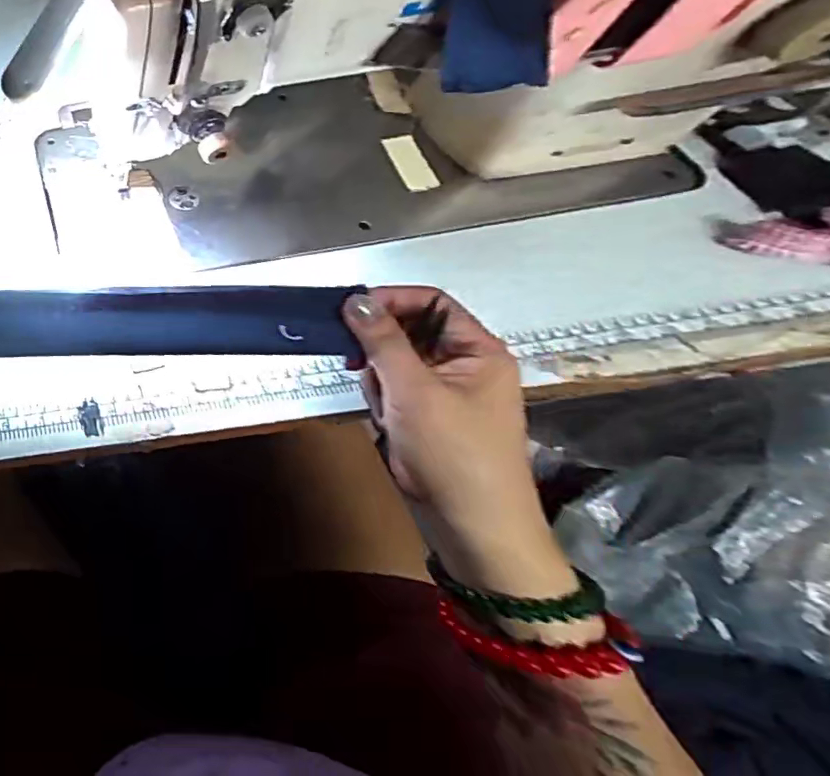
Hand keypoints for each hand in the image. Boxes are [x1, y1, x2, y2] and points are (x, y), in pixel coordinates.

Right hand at [342, 287, 574, 597]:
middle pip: (408, 332)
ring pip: (395, 364)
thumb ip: (382, 339)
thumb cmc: (454, 455)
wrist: (475, 531)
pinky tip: (390, 426)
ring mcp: (446, 393)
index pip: (431, 302)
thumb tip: (357, 300)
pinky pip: (396, 391)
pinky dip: (385, 403)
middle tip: (361, 367)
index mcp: (477, 350)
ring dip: (381, 383)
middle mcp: (464, 365)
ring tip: (388, 412)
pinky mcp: (429, 417)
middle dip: (381, 351)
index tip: (352, 310)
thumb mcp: (413, 389)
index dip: (391, 300)